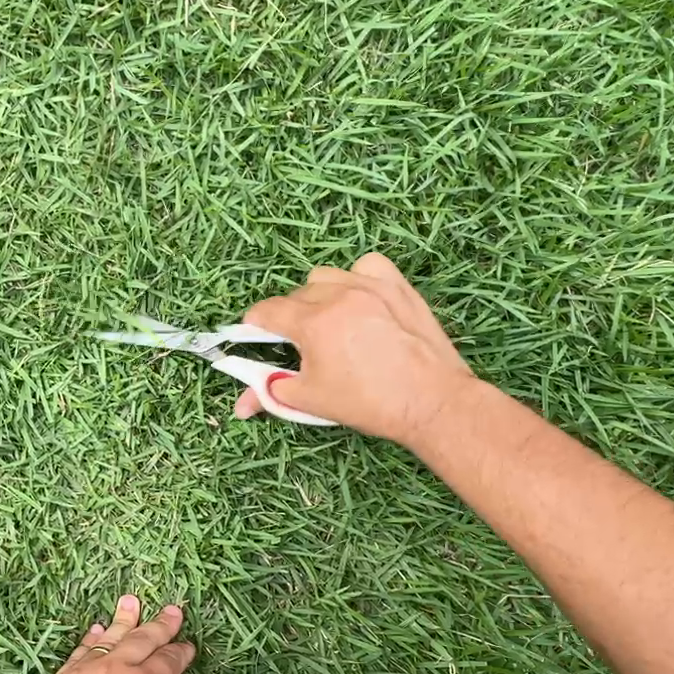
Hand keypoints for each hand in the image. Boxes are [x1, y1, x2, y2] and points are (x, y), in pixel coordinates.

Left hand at [19, 595, 216, 673]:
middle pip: (140, 640)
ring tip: (131, 601)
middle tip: (172, 610)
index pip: (169, 659)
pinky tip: (98, 631)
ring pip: (108, 639)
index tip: (189, 646)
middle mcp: (114, 670)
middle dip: (159, 625)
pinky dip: (92, 640)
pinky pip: (79, 652)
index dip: (182, 652)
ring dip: (123, 621)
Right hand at [237, 252, 476, 444]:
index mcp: (314, 323)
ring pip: (326, 277)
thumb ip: (269, 393)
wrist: (433, 403)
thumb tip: (240, 407)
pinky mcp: (398, 287)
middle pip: (295, 295)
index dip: (253, 325)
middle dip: (289, 317)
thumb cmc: (368, 404)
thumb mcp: (310, 400)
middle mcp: (339, 296)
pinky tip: (359, 301)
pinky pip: (367, 266)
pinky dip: (357, 278)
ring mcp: (372, 287)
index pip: (266, 311)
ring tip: (328, 322)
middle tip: (299, 345)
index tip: (254, 336)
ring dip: (318, 296)